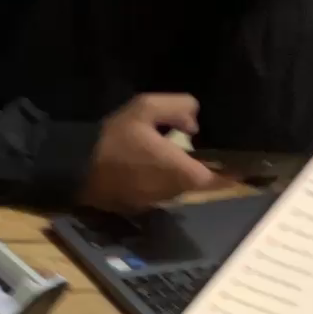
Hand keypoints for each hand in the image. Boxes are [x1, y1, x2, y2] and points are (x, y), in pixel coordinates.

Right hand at [80, 93, 219, 214]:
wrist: (67, 167)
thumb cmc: (109, 138)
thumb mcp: (146, 107)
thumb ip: (181, 108)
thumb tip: (193, 124)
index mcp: (174, 170)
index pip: (214, 179)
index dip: (231, 174)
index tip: (245, 168)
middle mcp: (163, 191)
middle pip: (192, 185)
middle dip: (199, 172)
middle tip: (200, 155)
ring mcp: (143, 202)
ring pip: (172, 192)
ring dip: (176, 179)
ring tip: (172, 163)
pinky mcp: (125, 206)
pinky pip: (151, 197)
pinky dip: (156, 186)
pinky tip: (146, 173)